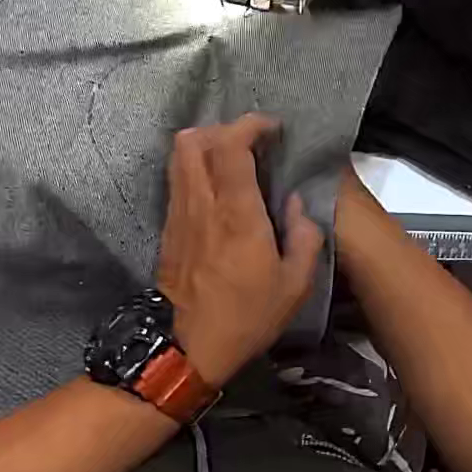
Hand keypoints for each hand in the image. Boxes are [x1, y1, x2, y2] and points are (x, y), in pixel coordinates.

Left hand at [156, 114, 323, 383]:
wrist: (187, 346)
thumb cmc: (246, 316)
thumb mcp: (295, 285)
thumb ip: (304, 236)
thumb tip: (295, 203)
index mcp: (236, 213)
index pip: (229, 146)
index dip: (249, 125)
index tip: (271, 128)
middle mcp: (201, 203)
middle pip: (193, 141)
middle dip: (221, 129)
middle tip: (248, 142)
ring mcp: (178, 213)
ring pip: (178, 157)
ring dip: (204, 145)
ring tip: (231, 160)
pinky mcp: (167, 226)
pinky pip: (177, 180)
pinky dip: (194, 168)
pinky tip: (216, 187)